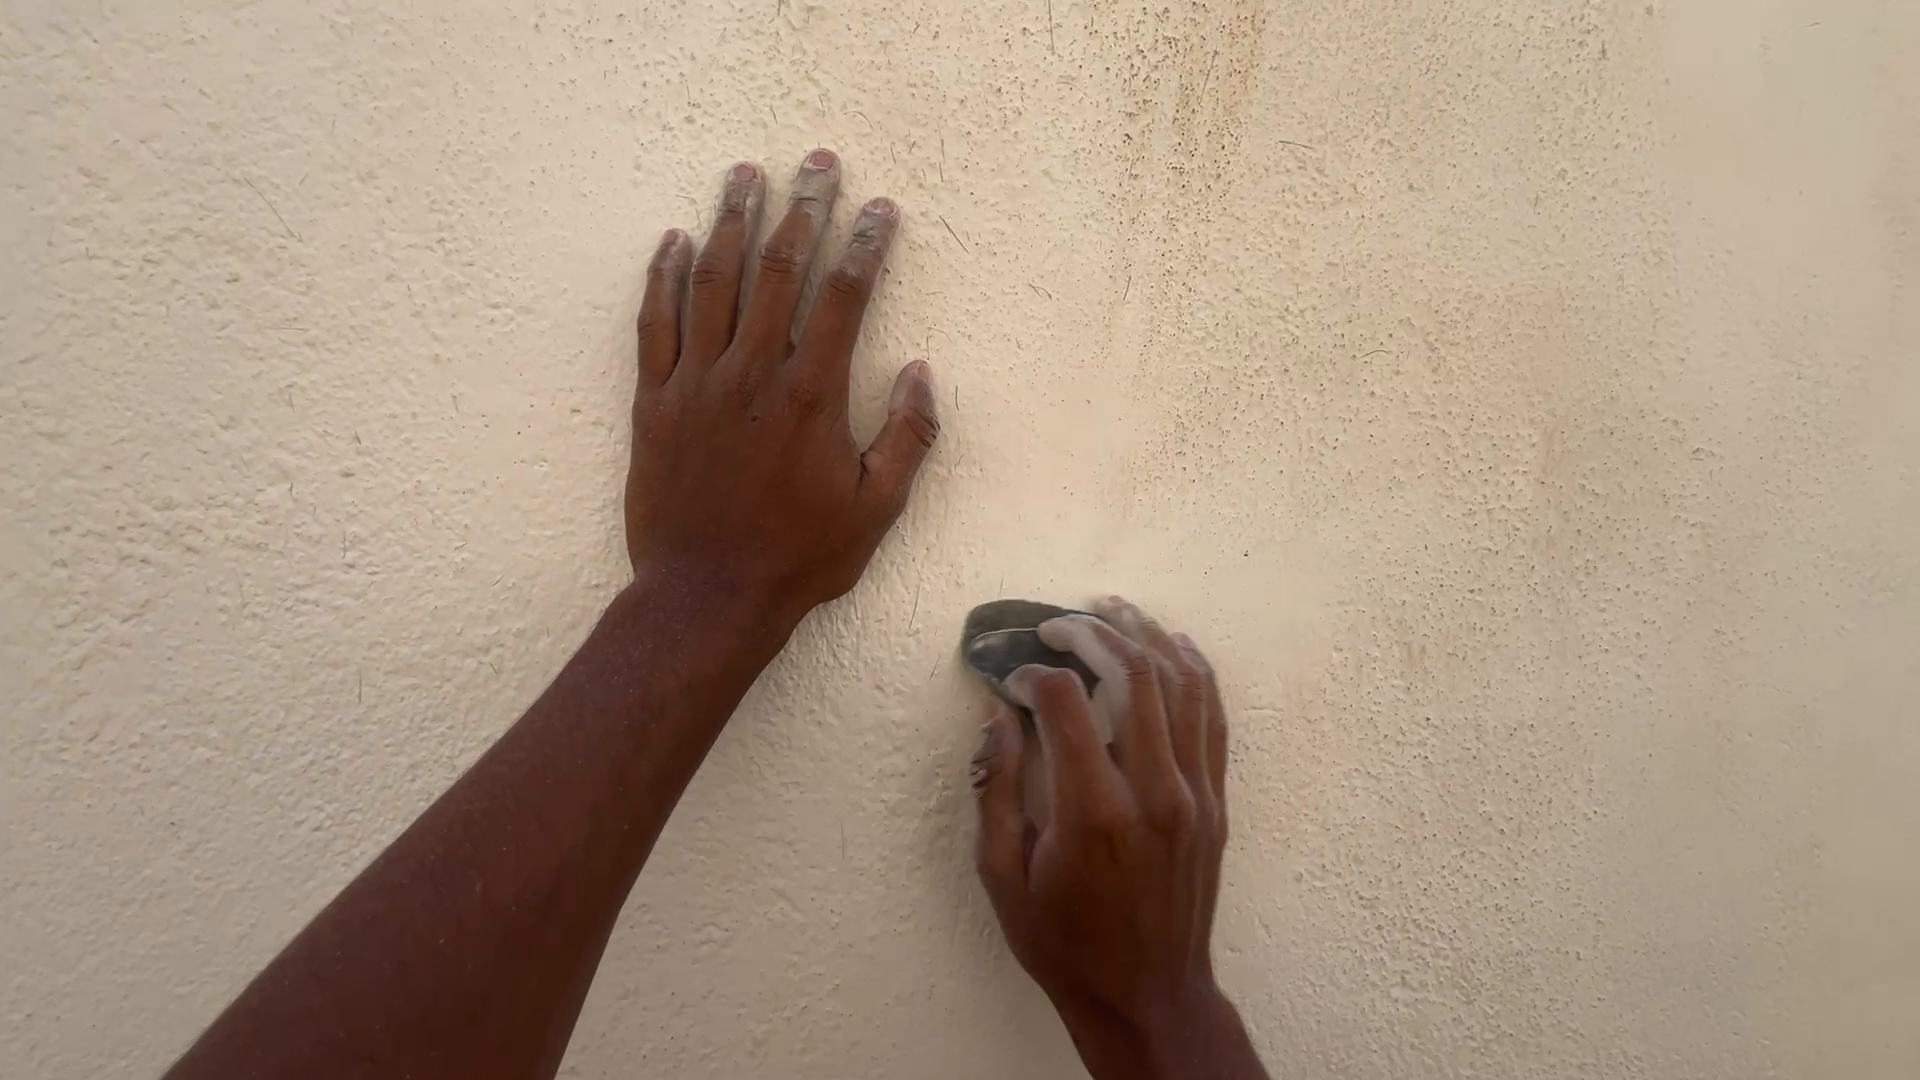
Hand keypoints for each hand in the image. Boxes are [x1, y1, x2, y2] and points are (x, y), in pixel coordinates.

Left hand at [624, 149, 938, 621]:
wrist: (709, 595)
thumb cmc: (800, 556)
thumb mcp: (877, 509)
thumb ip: (907, 437)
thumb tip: (921, 373)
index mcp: (812, 397)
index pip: (845, 298)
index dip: (866, 246)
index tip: (880, 209)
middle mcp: (753, 375)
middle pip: (778, 271)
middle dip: (802, 210)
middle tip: (814, 164)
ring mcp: (697, 384)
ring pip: (713, 283)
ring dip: (732, 222)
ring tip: (744, 174)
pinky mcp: (655, 403)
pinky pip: (654, 324)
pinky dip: (663, 277)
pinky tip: (673, 240)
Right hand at [973, 599, 1265, 1078]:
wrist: (1150, 995)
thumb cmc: (1065, 941)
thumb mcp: (1002, 874)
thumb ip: (996, 786)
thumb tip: (997, 715)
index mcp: (1093, 811)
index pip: (1065, 702)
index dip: (1031, 676)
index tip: (1011, 681)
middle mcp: (1153, 791)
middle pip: (1132, 674)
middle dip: (1089, 632)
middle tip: (1057, 623)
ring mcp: (1195, 793)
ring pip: (1180, 683)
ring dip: (1145, 634)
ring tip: (1113, 608)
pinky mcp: (1216, 800)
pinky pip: (1213, 715)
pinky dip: (1193, 669)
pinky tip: (1171, 644)